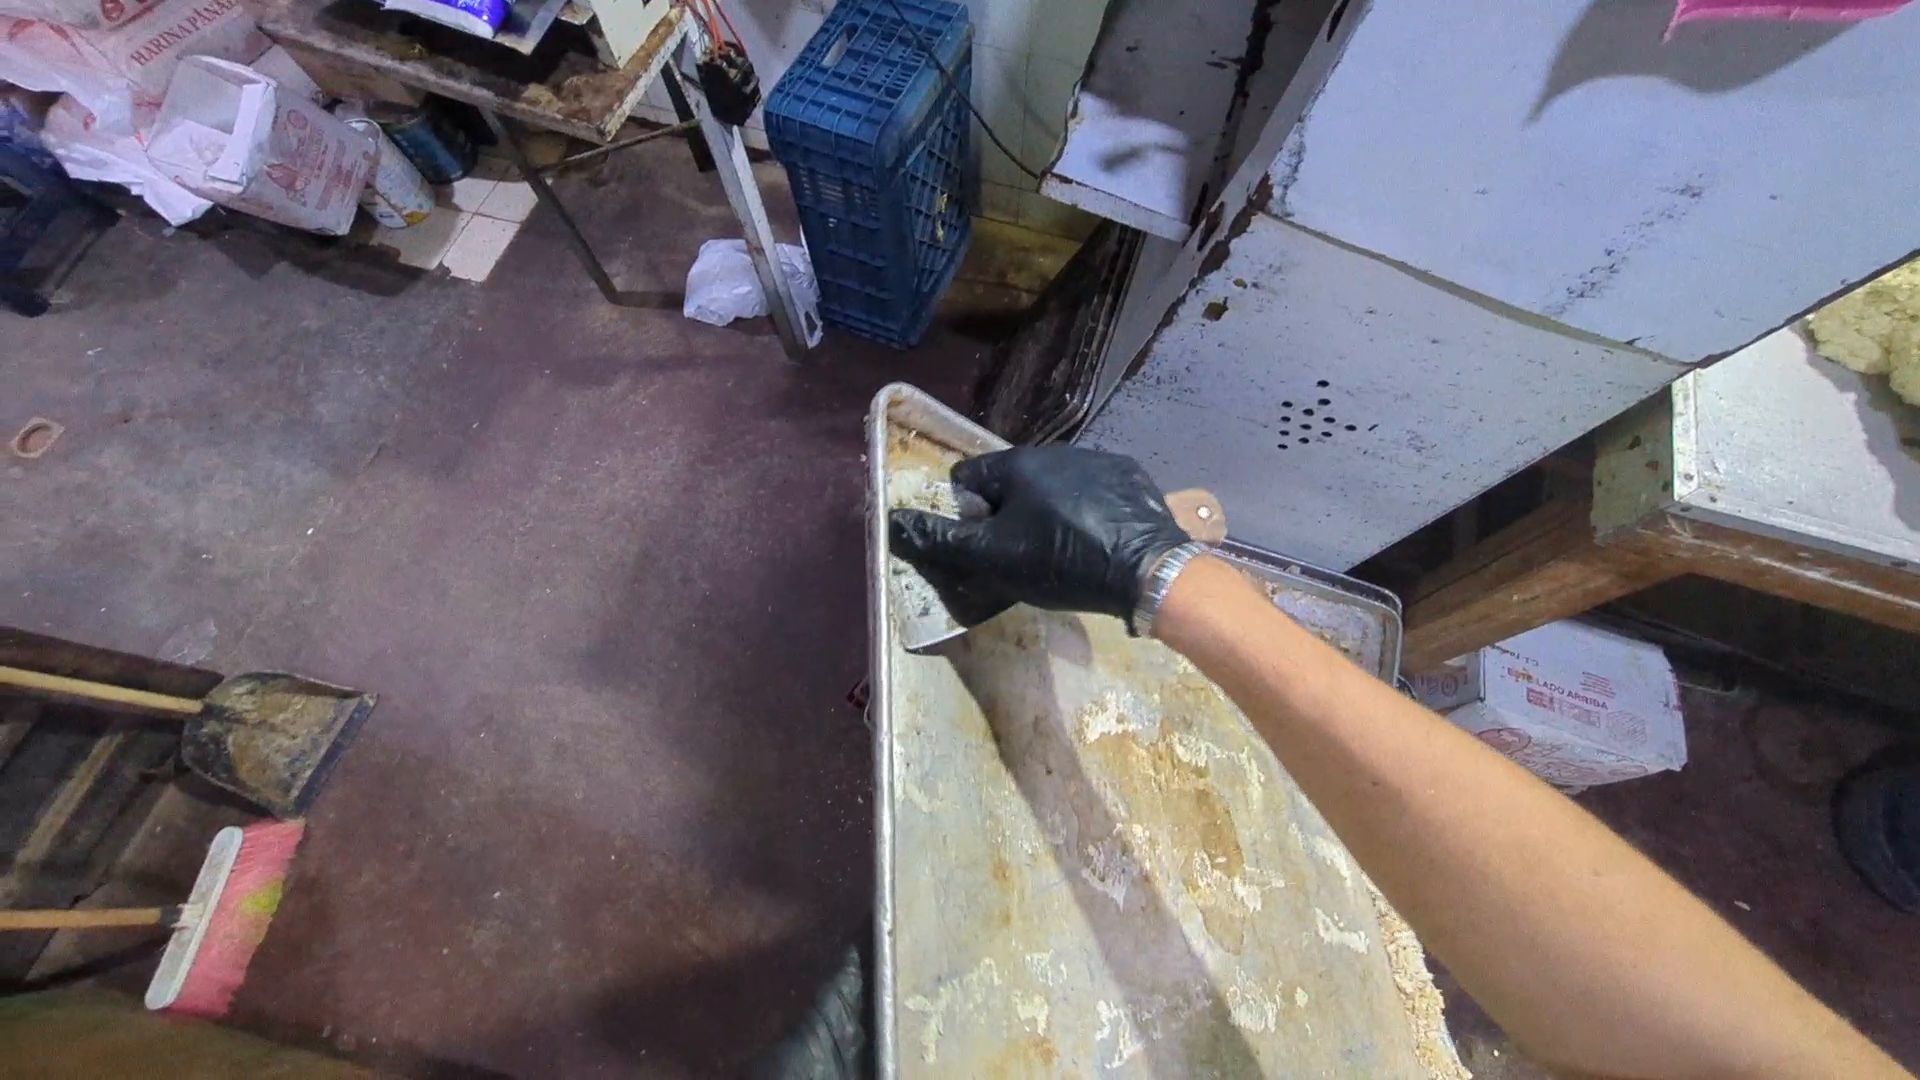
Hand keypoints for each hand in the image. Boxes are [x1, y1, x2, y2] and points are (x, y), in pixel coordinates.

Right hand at [888, 446, 1193, 631]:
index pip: (966, 481)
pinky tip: (1096, 541)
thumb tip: (893, 521)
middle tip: (1019, 555)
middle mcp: (1054, 451)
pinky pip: (1091, 491)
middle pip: (1010, 483)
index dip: (964, 517)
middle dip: (1006, 515)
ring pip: (1052, 486)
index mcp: (1015, 463)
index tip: (981, 548)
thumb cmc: (1061, 560)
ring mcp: (1098, 459)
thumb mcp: (994, 557)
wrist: (1147, 569)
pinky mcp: (1130, 476)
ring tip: (1060, 552)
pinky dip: (1084, 511)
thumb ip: (941, 539)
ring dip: (1046, 511)